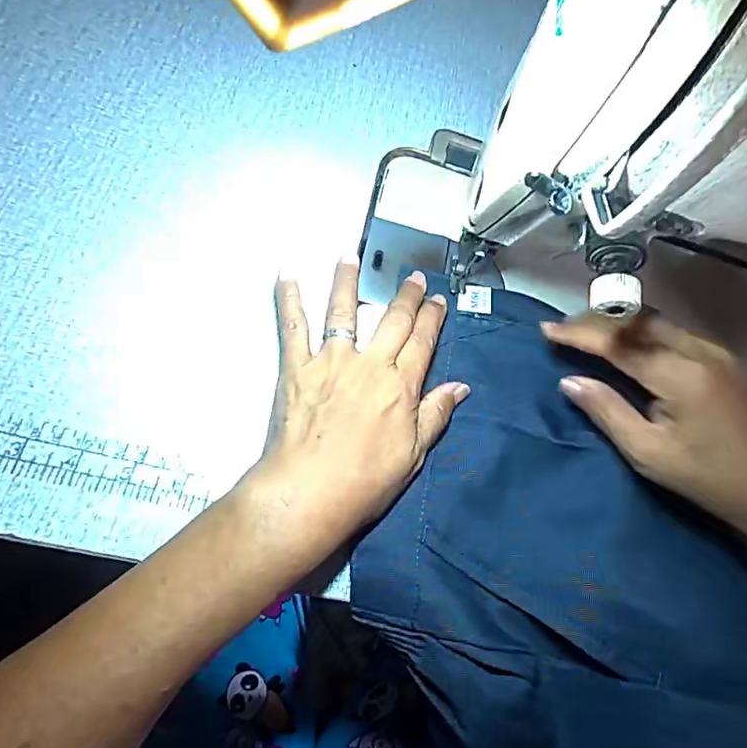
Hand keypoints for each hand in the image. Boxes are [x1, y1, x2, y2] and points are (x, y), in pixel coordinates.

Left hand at [240, 258, 468, 552]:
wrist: (309, 490)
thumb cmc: (364, 481)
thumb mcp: (413, 454)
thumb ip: (435, 415)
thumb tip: (460, 388)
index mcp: (400, 386)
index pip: (423, 342)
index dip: (432, 318)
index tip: (438, 301)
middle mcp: (368, 364)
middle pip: (392, 321)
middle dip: (406, 296)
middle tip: (413, 278)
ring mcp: (330, 362)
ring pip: (342, 311)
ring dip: (347, 281)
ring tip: (350, 257)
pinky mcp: (296, 368)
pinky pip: (293, 327)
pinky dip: (288, 300)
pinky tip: (286, 276)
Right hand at [542, 312, 746, 568]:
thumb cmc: (710, 479)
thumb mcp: (648, 453)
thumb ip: (607, 411)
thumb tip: (569, 381)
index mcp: (680, 375)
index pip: (618, 342)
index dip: (578, 335)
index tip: (544, 331)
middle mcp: (700, 352)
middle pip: (639, 321)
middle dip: (596, 322)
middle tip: (561, 330)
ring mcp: (716, 354)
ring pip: (658, 323)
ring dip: (619, 324)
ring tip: (585, 335)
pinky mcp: (724, 363)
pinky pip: (673, 333)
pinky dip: (641, 332)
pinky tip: (627, 345)